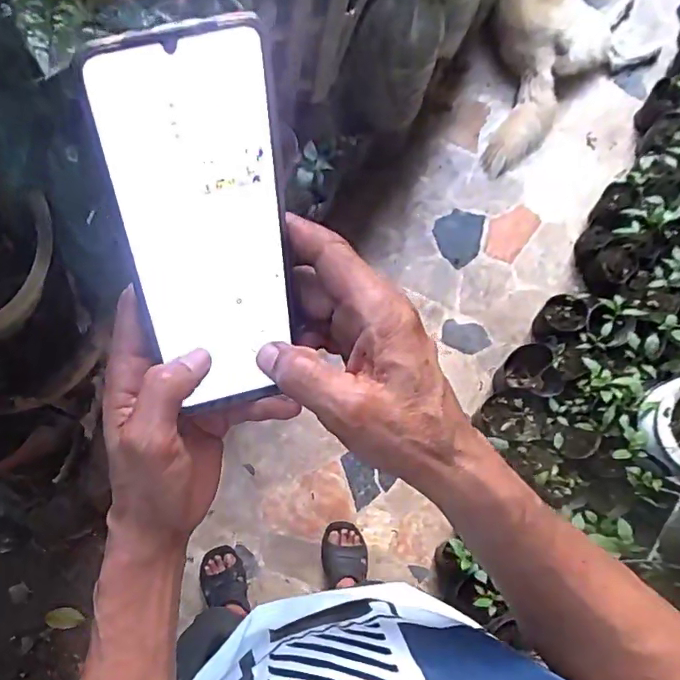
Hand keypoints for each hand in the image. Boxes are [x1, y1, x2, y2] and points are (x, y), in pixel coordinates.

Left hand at [102, 287, 298, 550]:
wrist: (163, 525)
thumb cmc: (143, 483)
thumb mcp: (146, 437)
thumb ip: (163, 392)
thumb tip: (196, 353)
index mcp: (131, 379)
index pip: (134, 325)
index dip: (148, 294)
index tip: (173, 266)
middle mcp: (160, 380)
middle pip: (183, 337)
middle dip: (209, 317)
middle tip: (242, 293)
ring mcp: (190, 397)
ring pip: (219, 367)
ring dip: (246, 362)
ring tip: (279, 351)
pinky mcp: (214, 415)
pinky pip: (239, 399)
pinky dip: (261, 399)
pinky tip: (285, 401)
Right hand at [256, 214, 478, 489]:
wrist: (440, 458)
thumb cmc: (404, 432)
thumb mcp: (348, 408)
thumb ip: (302, 376)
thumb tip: (265, 351)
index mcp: (379, 312)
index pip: (334, 257)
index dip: (302, 236)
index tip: (268, 221)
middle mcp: (377, 312)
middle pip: (322, 283)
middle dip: (283, 285)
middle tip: (240, 288)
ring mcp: (372, 331)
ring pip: (322, 309)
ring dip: (290, 318)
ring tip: (250, 324)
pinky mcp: (367, 351)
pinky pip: (328, 332)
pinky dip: (303, 340)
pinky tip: (279, 354)